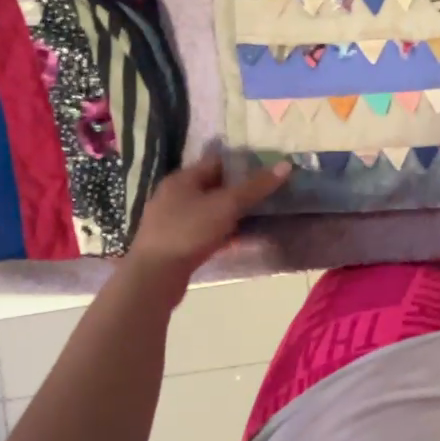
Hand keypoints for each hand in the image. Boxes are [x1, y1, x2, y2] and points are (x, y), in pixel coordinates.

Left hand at [123, 153, 290, 283]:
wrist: (153, 279)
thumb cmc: (188, 231)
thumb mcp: (226, 205)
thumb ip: (256, 186)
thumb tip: (286, 165)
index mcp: (182, 179)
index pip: (218, 161)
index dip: (245, 163)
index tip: (270, 169)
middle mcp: (175, 196)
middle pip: (216, 186)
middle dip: (243, 190)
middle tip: (271, 193)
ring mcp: (174, 222)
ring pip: (213, 211)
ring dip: (236, 213)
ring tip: (263, 215)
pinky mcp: (177, 244)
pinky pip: (207, 231)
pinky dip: (226, 232)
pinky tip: (245, 238)